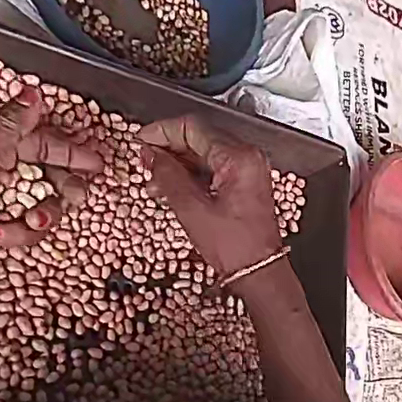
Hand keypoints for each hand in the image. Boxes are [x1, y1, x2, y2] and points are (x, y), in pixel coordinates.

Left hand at [0, 86, 100, 312]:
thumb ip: (10, 122)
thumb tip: (32, 93)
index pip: (35, 141)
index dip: (65, 150)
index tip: (93, 161)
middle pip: (46, 174)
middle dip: (63, 185)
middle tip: (75, 193)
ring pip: (43, 205)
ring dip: (42, 213)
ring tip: (32, 219)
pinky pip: (27, 231)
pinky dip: (16, 233)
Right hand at [140, 116, 282, 277]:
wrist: (259, 273)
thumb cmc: (235, 248)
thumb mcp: (192, 210)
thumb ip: (168, 176)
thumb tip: (151, 154)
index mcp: (239, 158)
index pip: (193, 128)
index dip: (162, 132)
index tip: (142, 140)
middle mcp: (248, 158)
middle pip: (200, 138)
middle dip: (169, 149)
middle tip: (146, 161)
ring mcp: (249, 171)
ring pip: (205, 154)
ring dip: (179, 164)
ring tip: (156, 180)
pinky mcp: (245, 185)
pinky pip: (214, 170)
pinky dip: (193, 176)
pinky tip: (174, 188)